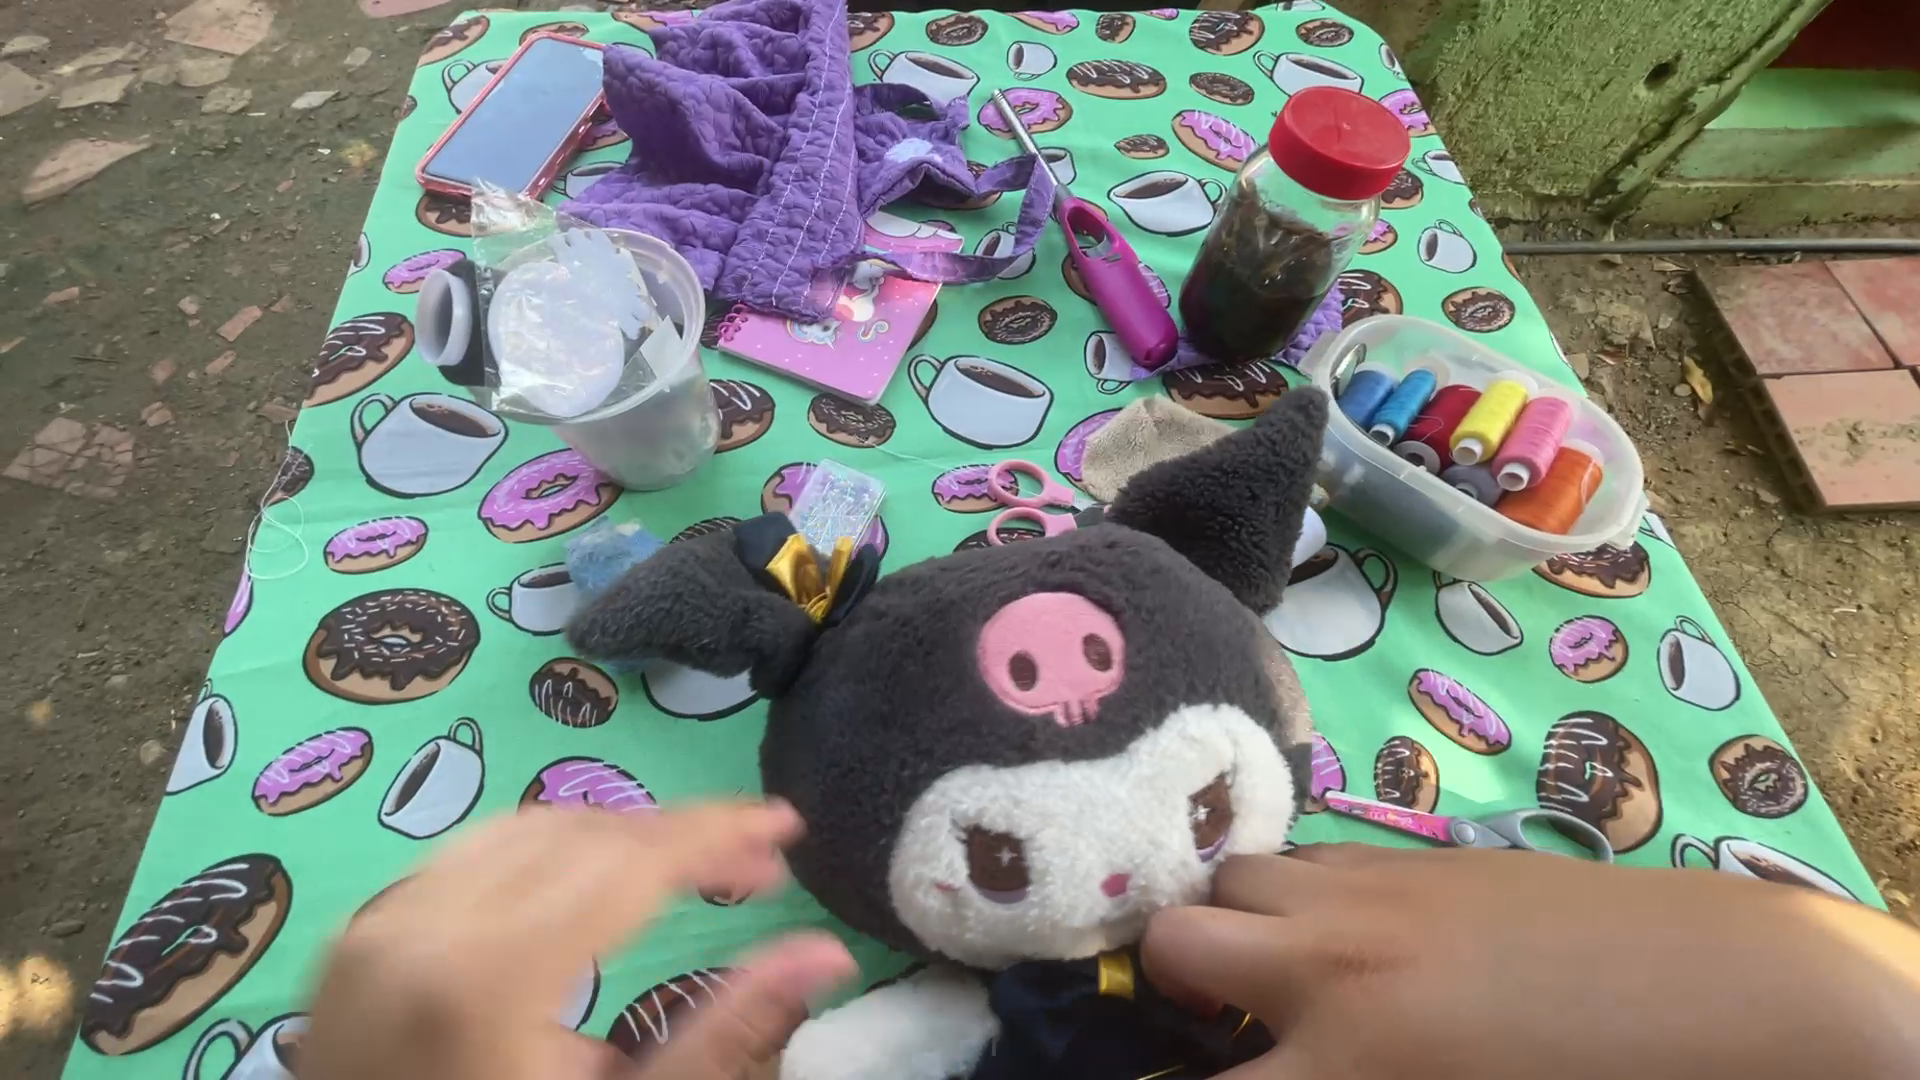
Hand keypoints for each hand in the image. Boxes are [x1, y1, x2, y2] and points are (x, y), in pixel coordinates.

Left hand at [303, 802, 855, 1079]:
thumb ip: (730, 1028)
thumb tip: (829, 953)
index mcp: (482, 980)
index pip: (632, 863)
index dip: (720, 833)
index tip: (785, 826)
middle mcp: (422, 926)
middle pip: (594, 835)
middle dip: (687, 835)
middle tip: (755, 863)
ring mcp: (385, 919)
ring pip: (543, 824)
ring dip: (631, 834)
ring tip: (692, 865)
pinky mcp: (370, 924)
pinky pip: (489, 844)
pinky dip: (566, 842)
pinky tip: (601, 871)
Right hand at [1143, 845, 1919, 1079]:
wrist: (1730, 999)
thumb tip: (1283, 1070)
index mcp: (1348, 1066)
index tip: (1186, 1071)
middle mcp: (1324, 965)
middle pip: (1174, 941)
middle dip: (1171, 975)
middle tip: (1212, 1007)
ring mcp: (1353, 892)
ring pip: (1229, 877)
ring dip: (1233, 918)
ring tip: (1273, 952)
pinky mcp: (1389, 852)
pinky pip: (1296, 858)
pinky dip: (1291, 892)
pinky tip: (1338, 922)